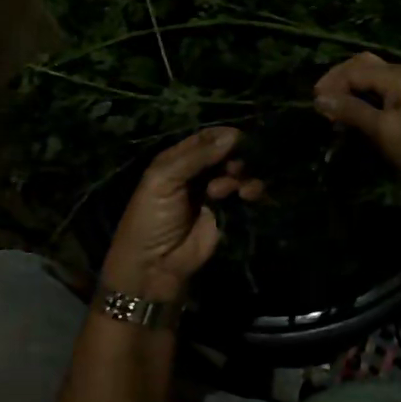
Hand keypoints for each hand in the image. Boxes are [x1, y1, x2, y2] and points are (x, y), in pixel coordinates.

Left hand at [101, 126, 264, 302]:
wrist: (155, 267)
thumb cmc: (151, 219)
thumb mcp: (164, 180)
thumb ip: (196, 156)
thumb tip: (234, 134)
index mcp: (177, 160)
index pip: (205, 138)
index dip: (222, 136)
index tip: (240, 137)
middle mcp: (197, 173)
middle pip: (225, 153)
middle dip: (234, 156)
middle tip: (233, 168)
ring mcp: (214, 193)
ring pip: (238, 172)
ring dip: (240, 175)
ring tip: (229, 189)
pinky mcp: (228, 213)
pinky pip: (245, 193)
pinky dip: (249, 190)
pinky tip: (246, 196)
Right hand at [313, 52, 400, 192]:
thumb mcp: (385, 130)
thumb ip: (352, 111)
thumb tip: (320, 99)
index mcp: (398, 75)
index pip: (354, 70)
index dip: (331, 84)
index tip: (313, 105)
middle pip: (364, 65)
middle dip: (339, 79)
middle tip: (320, 101)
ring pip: (373, 79)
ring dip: (351, 89)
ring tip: (334, 109)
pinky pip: (383, 93)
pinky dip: (365, 99)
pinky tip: (356, 115)